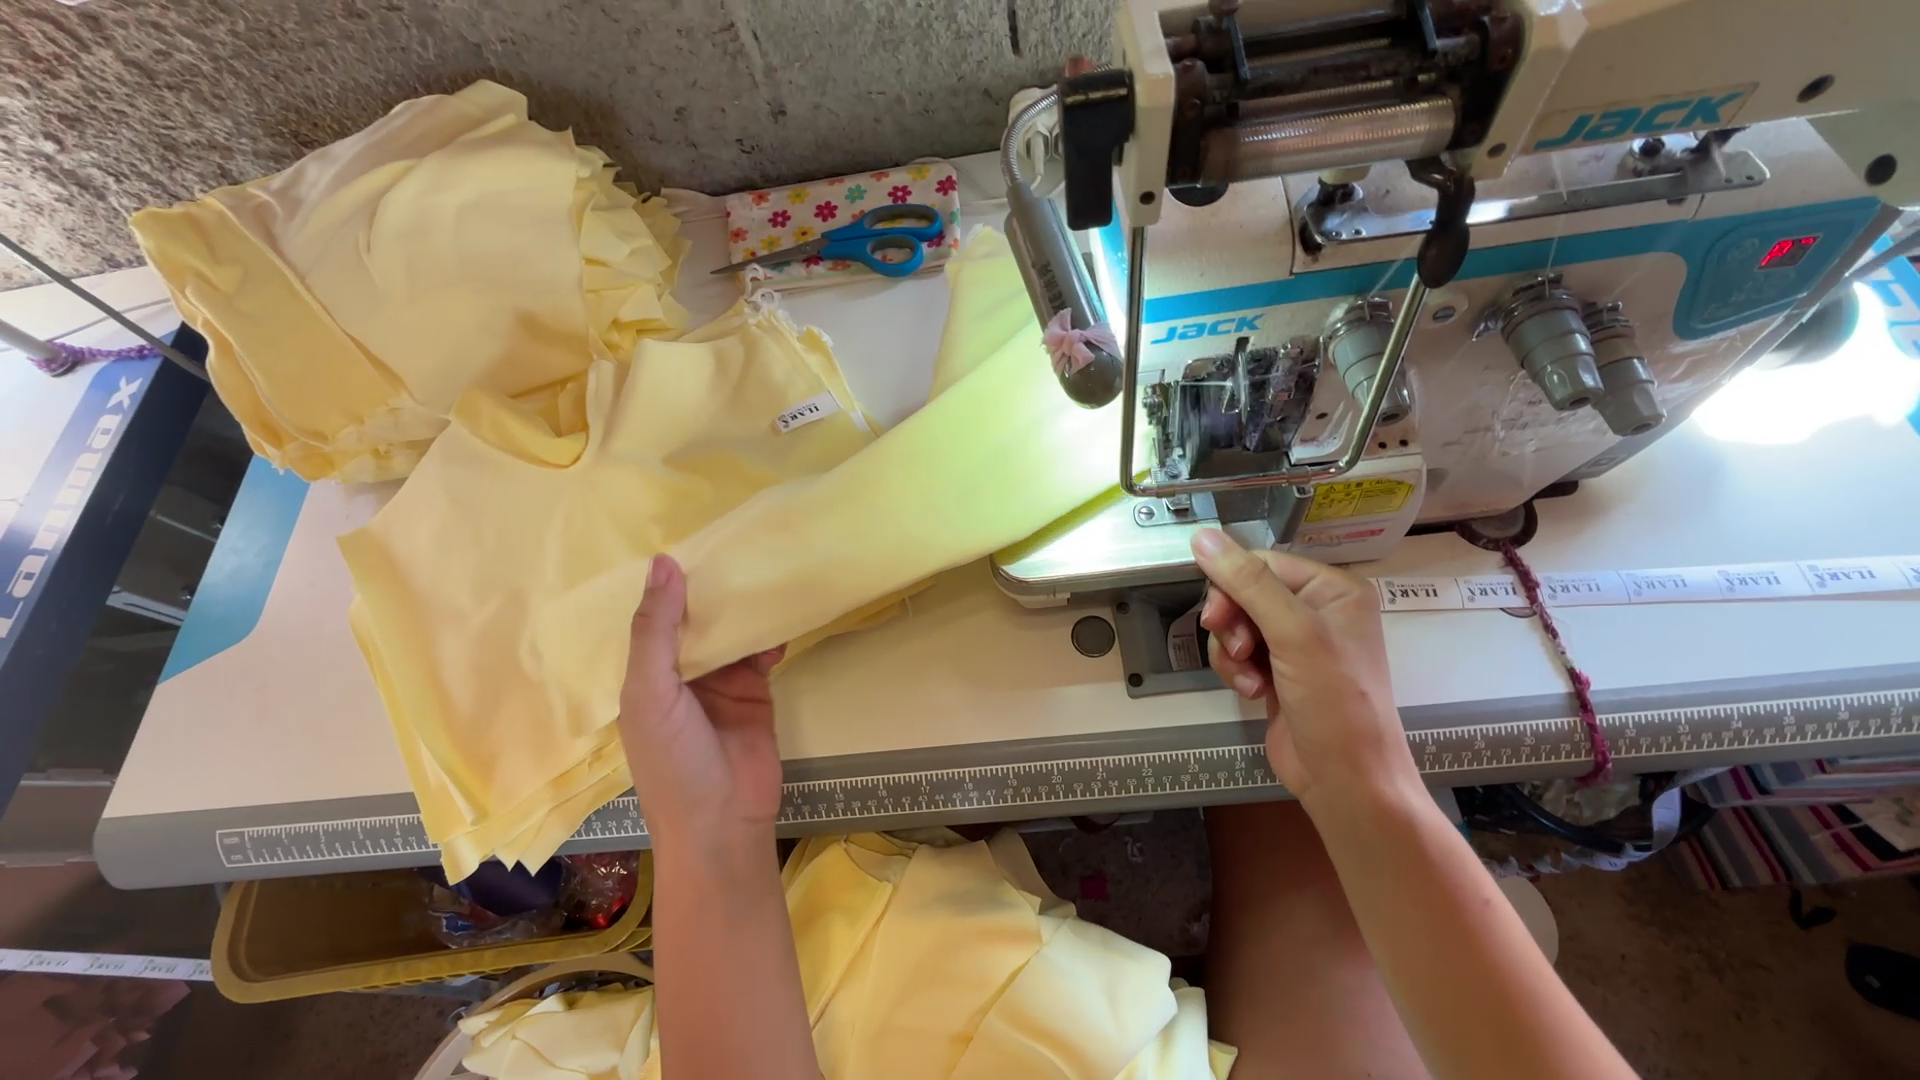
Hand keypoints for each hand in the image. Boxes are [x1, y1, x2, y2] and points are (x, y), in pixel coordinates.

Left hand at [618, 555, 785, 849]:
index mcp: (644, 674)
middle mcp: (680, 674)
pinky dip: (770, 637)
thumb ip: (656, 630)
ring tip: (761, 575)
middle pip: (696, 620)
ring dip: (743, 610)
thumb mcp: (651, 692)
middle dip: (711, 590)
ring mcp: (720, 683)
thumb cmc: (673, 761)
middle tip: (735, 547)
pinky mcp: (755, 691)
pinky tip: (779, 625)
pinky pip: (761, 653)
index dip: (667, 585)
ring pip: (731, 632)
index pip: (653, 618)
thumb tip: (664, 564)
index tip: (688, 542)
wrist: (723, 821)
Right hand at [1190, 528, 1420, 812]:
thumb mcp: (1292, 633)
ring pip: (1235, 626)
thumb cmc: (1333, 702)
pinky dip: (1236, 672)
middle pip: (1244, 594)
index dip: (1233, 587)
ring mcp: (1297, 645)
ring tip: (1249, 681)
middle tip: (1238, 651)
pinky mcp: (1278, 673)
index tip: (1217, 618)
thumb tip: (1200, 535)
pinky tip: (1253, 694)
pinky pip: (1239, 654)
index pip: (1262, 563)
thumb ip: (1247, 582)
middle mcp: (1317, 610)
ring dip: (1231, 652)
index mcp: (1333, 589)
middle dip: (1231, 624)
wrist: (1345, 780)